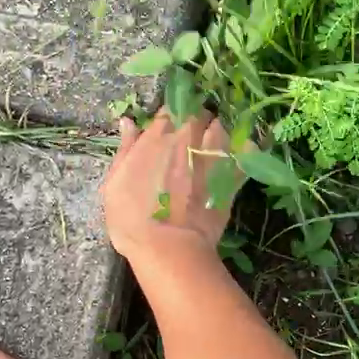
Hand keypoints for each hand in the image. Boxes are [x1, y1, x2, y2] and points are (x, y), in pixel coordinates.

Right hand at [102, 111, 234, 272]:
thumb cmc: (132, 219)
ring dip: (217, 133)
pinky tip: (242, 153)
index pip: (168, 112)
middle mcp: (187, 141)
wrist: (167, 247)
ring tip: (214, 142)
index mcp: (157, 138)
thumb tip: (129, 123)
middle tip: (193, 132)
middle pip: (197, 116)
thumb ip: (125, 150)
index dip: (170, 117)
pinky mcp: (230, 179)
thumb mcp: (114, 184)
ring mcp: (211, 159)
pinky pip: (244, 156)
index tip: (170, 126)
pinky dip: (244, 152)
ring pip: (221, 131)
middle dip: (196, 120)